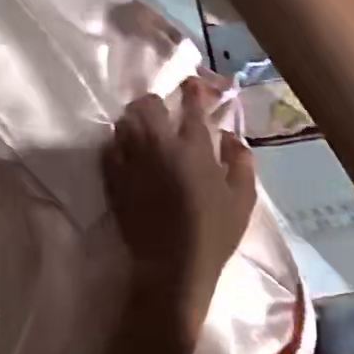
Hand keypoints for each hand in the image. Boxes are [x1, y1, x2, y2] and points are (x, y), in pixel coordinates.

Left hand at [103, 77, 256, 326]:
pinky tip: (127, 149)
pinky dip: (118, 142)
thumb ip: (241, 160)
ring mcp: (132, 162)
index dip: (193, 90)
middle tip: (164, 109)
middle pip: (148, 105)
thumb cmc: (214, 233)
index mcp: (194, 146)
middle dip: (156, 101)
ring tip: (144, 127)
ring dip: (135, 118)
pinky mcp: (114, 180)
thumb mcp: (244, 198)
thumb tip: (232, 136)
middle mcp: (159, 145)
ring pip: (125, 122)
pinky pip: (109, 148)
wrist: (172, 268)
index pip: (191, 105)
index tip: (194, 84)